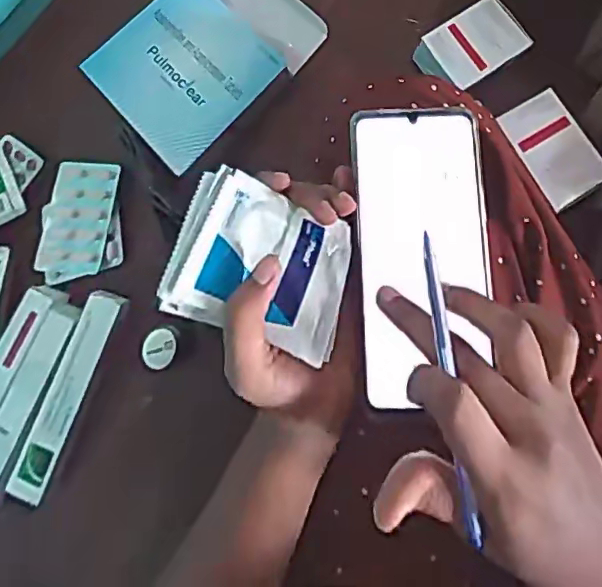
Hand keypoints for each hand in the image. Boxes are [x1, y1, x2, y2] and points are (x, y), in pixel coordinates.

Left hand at [222, 168, 358, 440]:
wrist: (319, 416)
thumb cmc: (274, 388)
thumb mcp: (243, 362)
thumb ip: (242, 318)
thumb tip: (266, 265)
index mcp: (253, 271)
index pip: (252, 215)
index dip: (263, 190)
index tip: (279, 185)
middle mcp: (285, 259)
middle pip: (292, 205)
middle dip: (308, 195)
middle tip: (325, 211)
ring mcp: (319, 263)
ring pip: (323, 211)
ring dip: (334, 196)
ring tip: (345, 206)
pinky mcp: (351, 274)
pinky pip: (355, 234)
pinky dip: (358, 209)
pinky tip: (359, 198)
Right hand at [373, 286, 601, 586]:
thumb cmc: (538, 544)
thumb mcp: (477, 531)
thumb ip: (430, 495)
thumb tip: (384, 502)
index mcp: (504, 475)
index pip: (458, 405)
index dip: (424, 381)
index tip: (411, 383)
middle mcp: (531, 429)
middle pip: (472, 358)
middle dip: (422, 323)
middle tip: (392, 301)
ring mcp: (553, 404)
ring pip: (514, 334)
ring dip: (475, 305)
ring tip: (444, 294)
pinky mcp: (567, 390)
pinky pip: (558, 338)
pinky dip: (533, 314)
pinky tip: (505, 310)